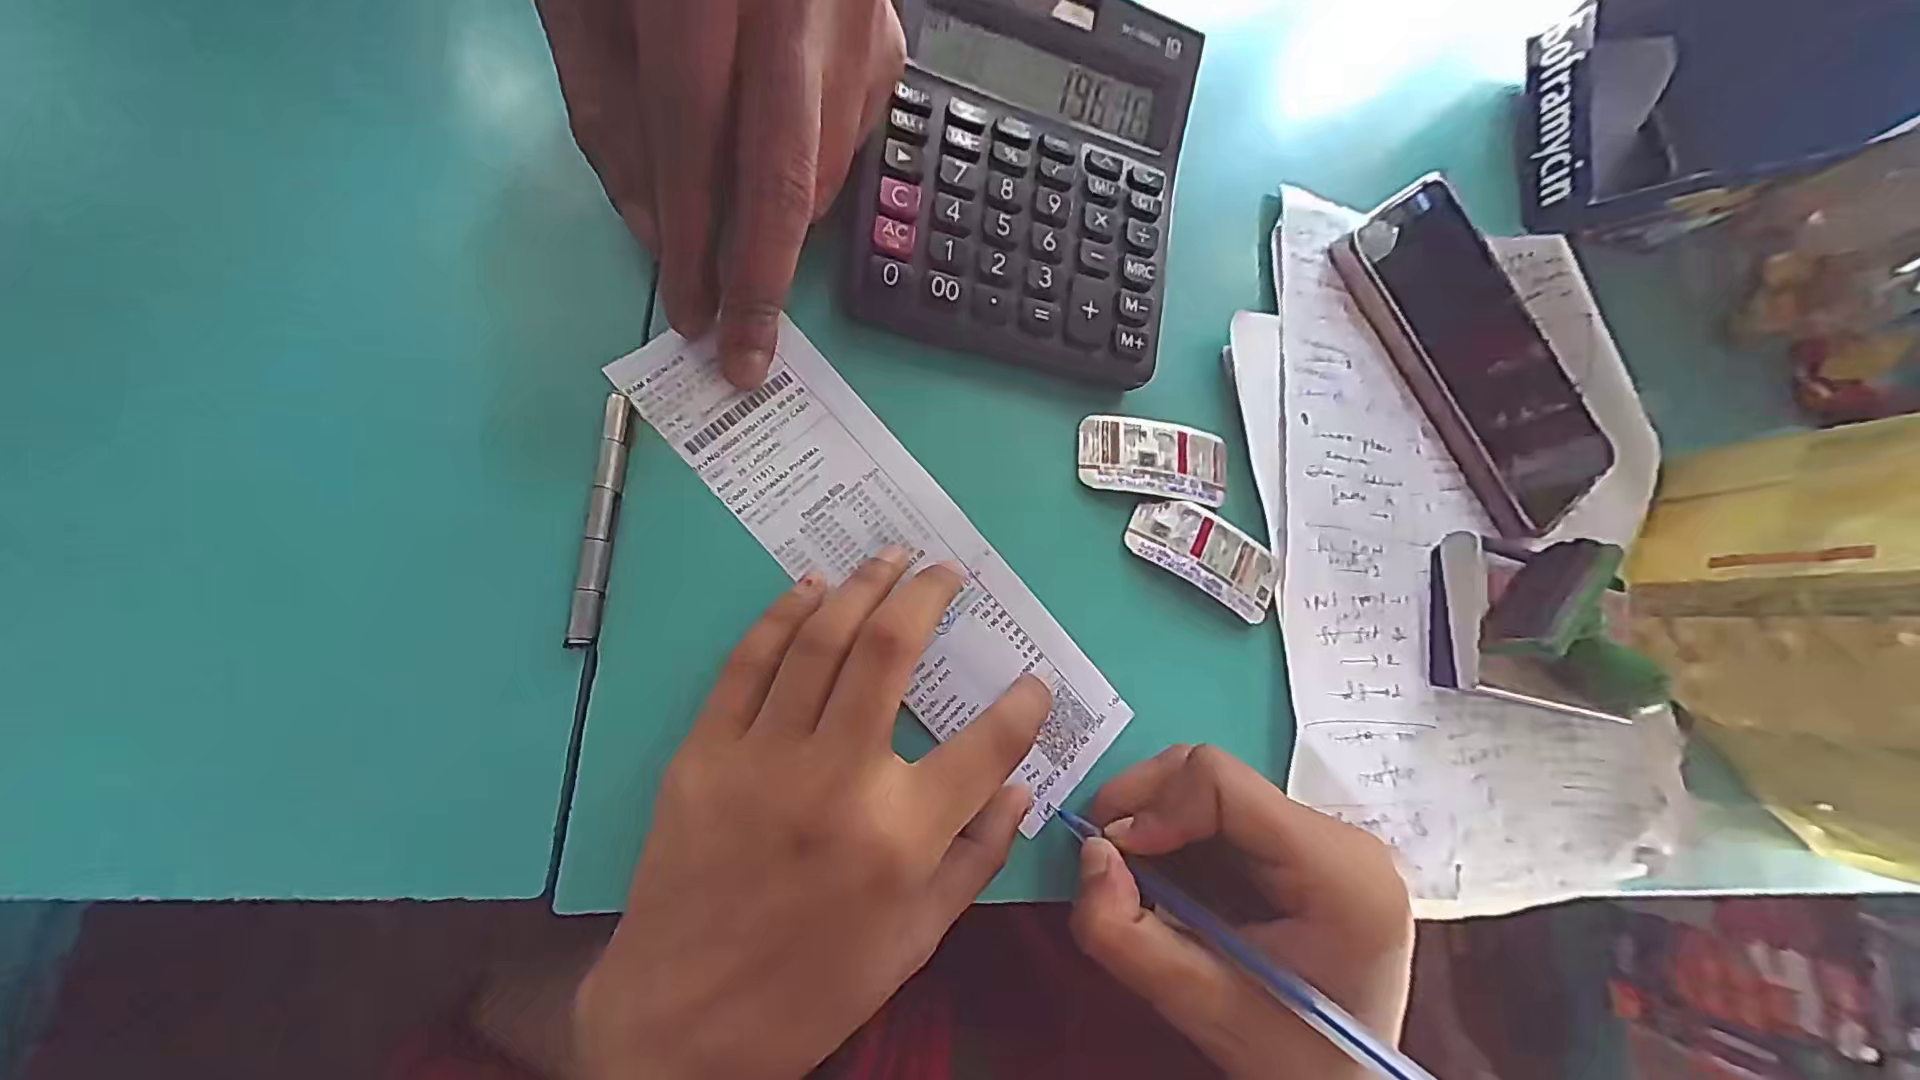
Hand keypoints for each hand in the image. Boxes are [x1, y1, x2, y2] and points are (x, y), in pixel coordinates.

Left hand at [537, 0, 904, 388]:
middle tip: (747, 358)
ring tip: (744, 261)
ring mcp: (858, 19)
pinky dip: (807, 183)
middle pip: (786, 175)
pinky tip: (776, 178)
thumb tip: (655, 233)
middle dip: (761, 281)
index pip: (694, 133)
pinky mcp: (886, 41)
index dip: (691, 236)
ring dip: (777, 232)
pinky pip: (848, 145)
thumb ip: (608, 111)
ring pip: (821, 171)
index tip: (692, 316)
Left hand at [573, 550, 1050, 1079]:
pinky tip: (812, 586)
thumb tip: (1021, 785)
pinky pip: (748, 664)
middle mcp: (837, 780)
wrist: (682, 1024)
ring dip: (862, 586)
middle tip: (946, 569)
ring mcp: (763, 759)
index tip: (1034, 680)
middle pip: (890, 653)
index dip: (1025, 704)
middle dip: (927, 596)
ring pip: (821, 642)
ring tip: (890, 556)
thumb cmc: (815, 985)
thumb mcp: (918, 938)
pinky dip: (783, 615)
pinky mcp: (704, 754)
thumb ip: (978, 855)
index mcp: (901, 835)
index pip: (988, 745)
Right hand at [1070, 745, 1414, 1079]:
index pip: (1220, 781)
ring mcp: (1322, 833)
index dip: (1154, 804)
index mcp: (1337, 870)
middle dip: (1144, 804)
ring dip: (1154, 818)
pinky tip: (1168, 875)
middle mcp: (1338, 835)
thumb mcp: (1199, 1007)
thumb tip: (1091, 851)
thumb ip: (1125, 935)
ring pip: (1207, 785)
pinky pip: (1217, 808)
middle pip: (1211, 773)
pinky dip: (1174, 831)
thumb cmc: (1289, 1057)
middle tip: (1108, 851)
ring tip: (1137, 872)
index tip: (1116, 849)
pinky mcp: (1299, 840)